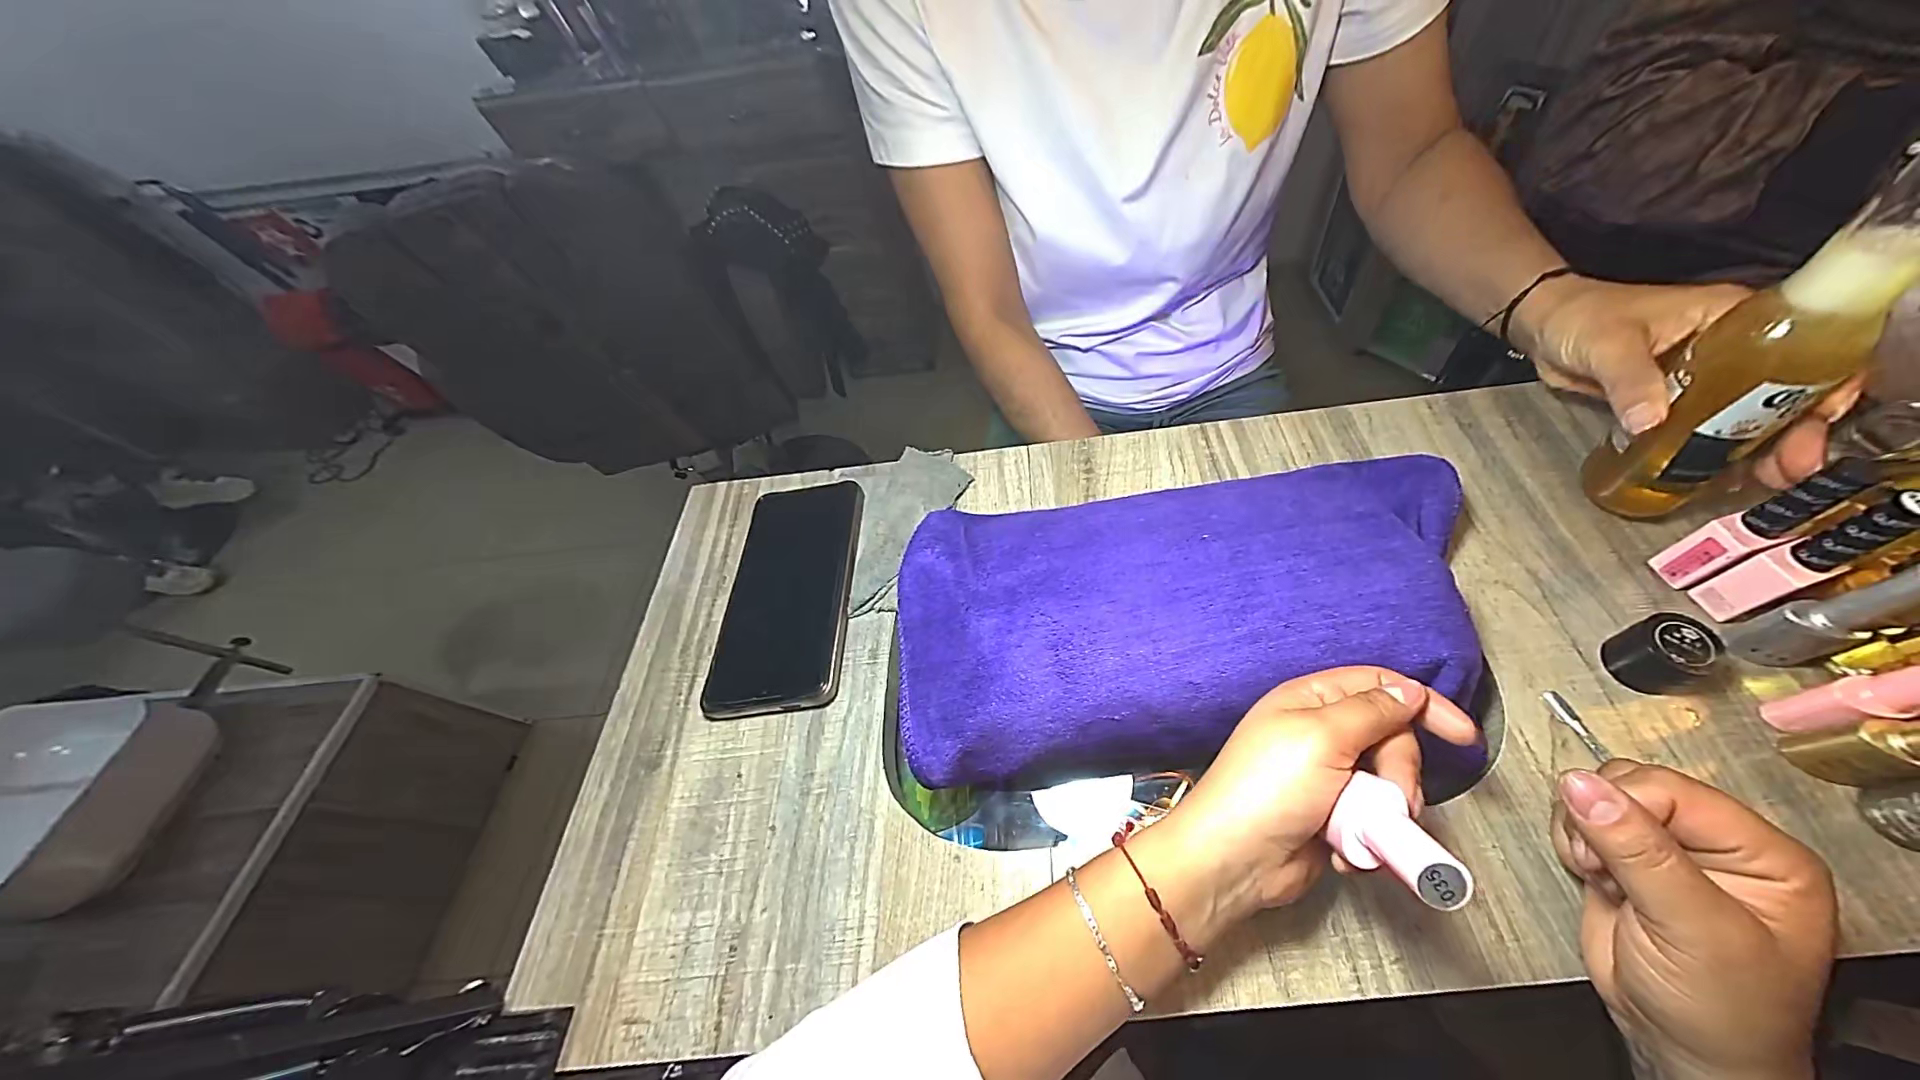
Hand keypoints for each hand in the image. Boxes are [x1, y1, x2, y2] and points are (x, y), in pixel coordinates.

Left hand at [1155, 667, 1478, 925]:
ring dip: (1387, 810)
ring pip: (1389, 784)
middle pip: (1391, 739)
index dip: (1422, 704)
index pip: (1377, 686)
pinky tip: (1350, 844)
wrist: (1238, 857)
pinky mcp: (1332, 814)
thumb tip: (1407, 691)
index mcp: (1308, 701)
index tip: (1462, 734)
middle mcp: (1317, 733)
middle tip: (1389, 794)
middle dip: (1401, 771)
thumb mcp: (1321, 736)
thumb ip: (1370, 710)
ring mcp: (1325, 776)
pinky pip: (1375, 820)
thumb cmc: (1263, 790)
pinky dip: (1371, 835)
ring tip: (1365, 826)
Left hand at [1515, 274, 1863, 488]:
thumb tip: (1651, 422)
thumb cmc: (1579, 316)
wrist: (1541, 325)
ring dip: (1754, 446)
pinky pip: (1700, 424)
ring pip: (1742, 413)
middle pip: (1781, 390)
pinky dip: (1709, 447)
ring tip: (1761, 478)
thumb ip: (1630, 382)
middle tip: (1789, 466)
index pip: (1807, 348)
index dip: (1824, 387)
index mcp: (1735, 316)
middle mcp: (1730, 343)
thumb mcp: (1609, 346)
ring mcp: (1701, 372)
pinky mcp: (1668, 395)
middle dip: (1792, 430)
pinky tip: (1716, 473)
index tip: (1819, 423)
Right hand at [1552, 761, 1836, 1079]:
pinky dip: (1569, 840)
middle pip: (1629, 783)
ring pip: (1597, 795)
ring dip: (1579, 829)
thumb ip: (1638, 851)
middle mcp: (1715, 845)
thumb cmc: (1724, 1010)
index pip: (1671, 789)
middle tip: (1602, 862)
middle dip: (1597, 817)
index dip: (1625, 807)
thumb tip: (1584, 786)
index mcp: (1763, 854)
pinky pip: (1578, 818)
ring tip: (1600, 873)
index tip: (1606, 846)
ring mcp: (1666, 850)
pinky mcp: (1623, 858)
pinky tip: (1593, 874)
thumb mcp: (1691, 928)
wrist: (1681, 1045)